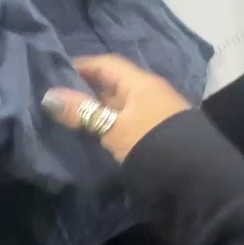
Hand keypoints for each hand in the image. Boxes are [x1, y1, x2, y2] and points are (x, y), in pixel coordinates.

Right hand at [43, 54, 190, 161]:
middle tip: (57, 96)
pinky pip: (125, 120)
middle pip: (113, 83)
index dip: (81, 65)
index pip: (107, 64)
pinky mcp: (155, 134)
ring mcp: (154, 114)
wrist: (195, 180)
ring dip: (97, 107)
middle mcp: (149, 93)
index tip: (55, 71)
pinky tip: (93, 132)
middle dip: (86, 87)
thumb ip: (82, 111)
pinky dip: (107, 122)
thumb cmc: (151, 143)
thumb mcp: (112, 127)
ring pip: (119, 104)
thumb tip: (49, 96)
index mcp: (141, 83)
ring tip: (69, 116)